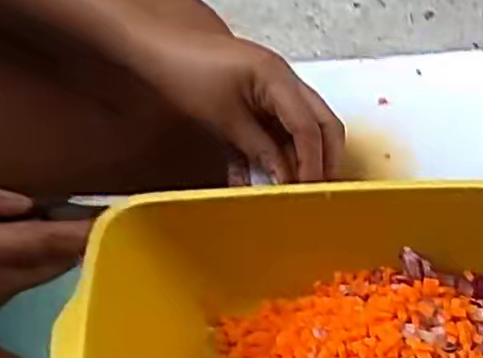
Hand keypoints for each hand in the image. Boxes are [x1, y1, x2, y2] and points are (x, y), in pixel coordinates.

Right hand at [0, 175, 89, 322]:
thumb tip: (22, 205)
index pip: (56, 242)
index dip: (89, 232)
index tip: (117, 221)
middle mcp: (0, 282)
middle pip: (56, 262)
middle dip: (72, 241)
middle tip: (77, 213)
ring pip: (39, 274)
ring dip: (48, 252)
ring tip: (43, 222)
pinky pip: (16, 281)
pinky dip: (26, 263)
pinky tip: (6, 244)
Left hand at [130, 29, 343, 182]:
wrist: (156, 41)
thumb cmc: (183, 66)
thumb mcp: (225, 119)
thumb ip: (262, 151)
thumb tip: (286, 181)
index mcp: (277, 78)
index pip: (309, 130)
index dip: (312, 166)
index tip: (307, 192)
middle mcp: (286, 82)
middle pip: (326, 129)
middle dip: (325, 163)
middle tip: (315, 191)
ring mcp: (279, 91)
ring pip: (311, 133)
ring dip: (302, 161)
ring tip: (289, 186)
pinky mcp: (268, 102)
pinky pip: (286, 133)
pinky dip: (280, 156)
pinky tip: (260, 174)